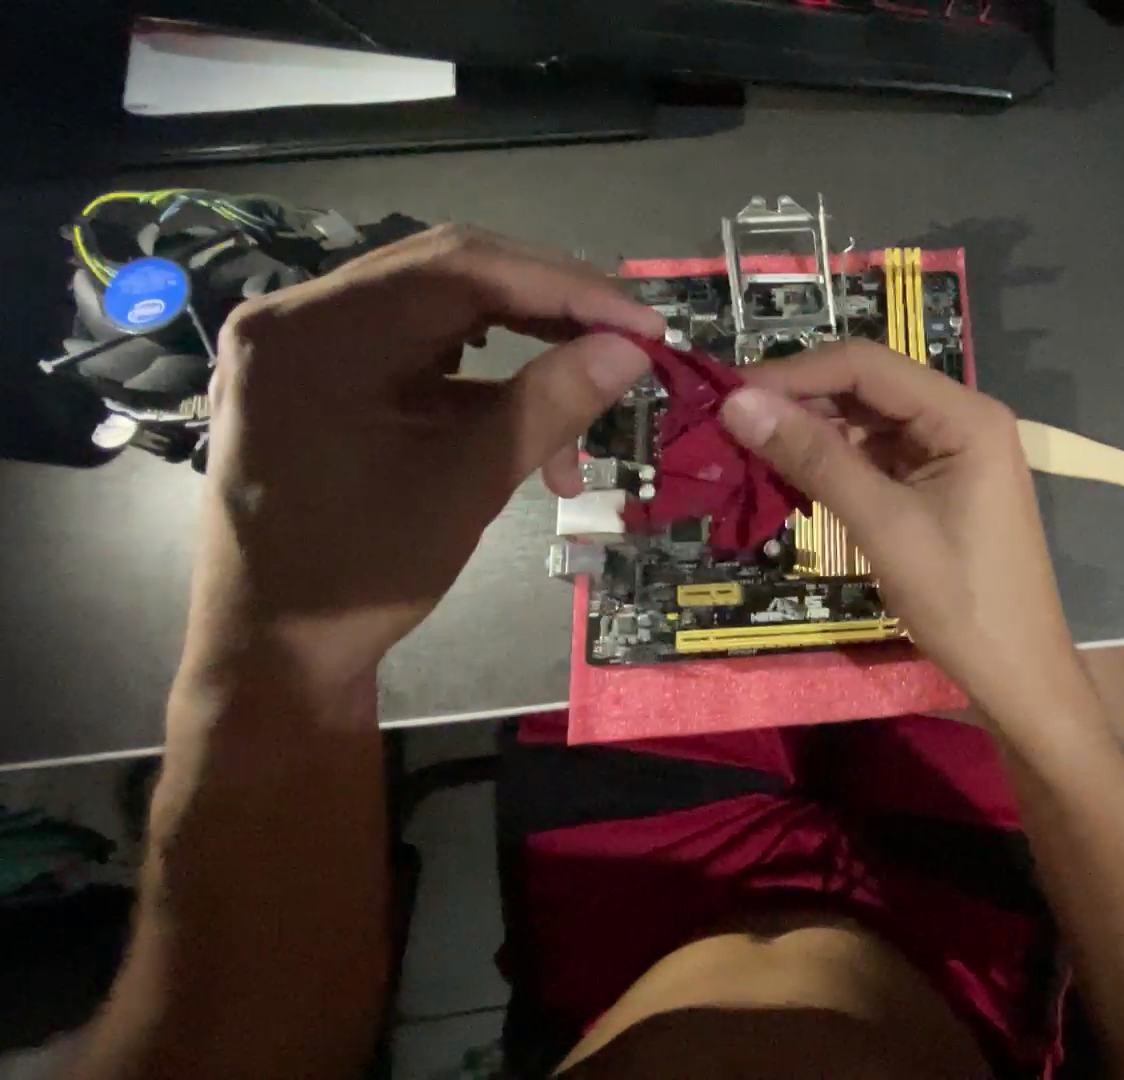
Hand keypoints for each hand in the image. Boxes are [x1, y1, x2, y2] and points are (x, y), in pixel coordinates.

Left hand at [187, 225, 661, 688]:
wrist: (279, 640)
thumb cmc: (365, 569)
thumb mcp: (468, 483)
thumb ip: (552, 403)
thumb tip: (633, 349)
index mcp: (316, 334)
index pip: (460, 269)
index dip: (567, 287)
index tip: (645, 325)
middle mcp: (304, 315)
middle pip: (454, 273)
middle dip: (555, 305)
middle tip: (630, 340)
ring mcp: (317, 342)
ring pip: (450, 308)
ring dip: (533, 343)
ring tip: (594, 390)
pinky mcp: (337, 373)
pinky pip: (433, 349)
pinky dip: (498, 378)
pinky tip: (538, 423)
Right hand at [719, 340, 1081, 719]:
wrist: (1017, 671)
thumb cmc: (961, 600)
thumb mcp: (884, 525)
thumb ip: (816, 459)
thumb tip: (738, 403)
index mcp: (966, 416)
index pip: (868, 365)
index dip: (796, 373)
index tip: (730, 395)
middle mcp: (964, 420)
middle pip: (870, 390)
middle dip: (802, 405)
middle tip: (731, 428)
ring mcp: (955, 455)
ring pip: (872, 426)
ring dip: (816, 436)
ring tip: (751, 452)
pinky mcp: (943, 487)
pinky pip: (883, 460)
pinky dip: (840, 466)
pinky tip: (796, 478)